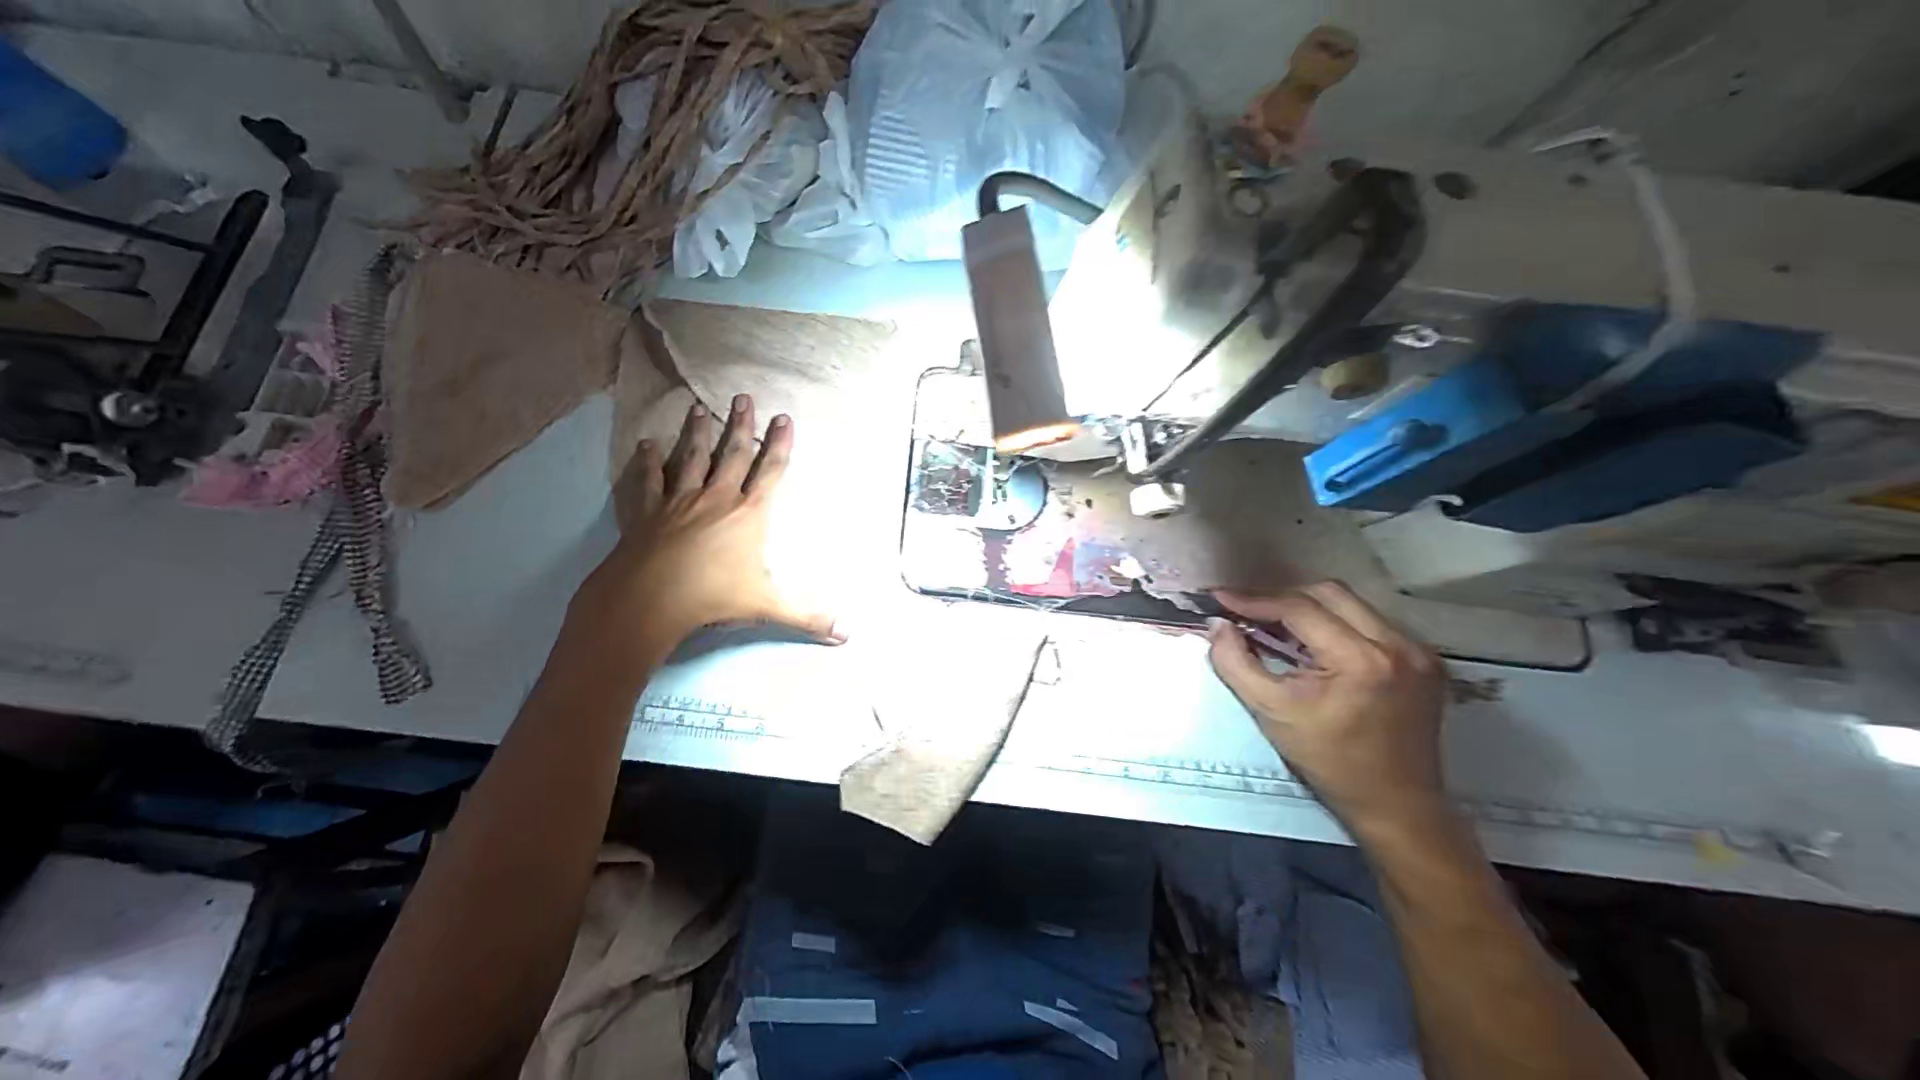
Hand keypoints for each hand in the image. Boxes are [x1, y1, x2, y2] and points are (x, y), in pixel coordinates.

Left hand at [567, 395, 841, 667]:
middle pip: (732, 454)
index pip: (770, 471)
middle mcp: (717, 498)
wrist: (651, 599)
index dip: (780, 445)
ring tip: (699, 407)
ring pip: (691, 458)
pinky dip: (648, 461)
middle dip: (741, 425)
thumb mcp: (767, 607)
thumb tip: (848, 633)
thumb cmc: (714, 598)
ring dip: (698, 432)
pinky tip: (647, 445)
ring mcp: (680, 501)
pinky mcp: (648, 511)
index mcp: (749, 515)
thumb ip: (808, 617)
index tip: (784, 418)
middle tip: (743, 397)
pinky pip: (650, 480)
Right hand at [1207, 582, 1450, 840]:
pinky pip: (1371, 623)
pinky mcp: (1426, 660)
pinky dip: (1337, 624)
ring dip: (1310, 608)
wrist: (1395, 803)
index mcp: (1361, 660)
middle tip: (1248, 610)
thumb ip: (1235, 663)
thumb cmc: (1328, 761)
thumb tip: (1218, 624)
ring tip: (1277, 625)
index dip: (1255, 600)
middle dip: (1282, 597)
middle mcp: (1397, 645)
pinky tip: (1315, 644)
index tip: (1221, 598)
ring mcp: (1418, 651)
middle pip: (1329, 593)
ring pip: (1352, 604)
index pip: (1300, 609)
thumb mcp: (1270, 711)